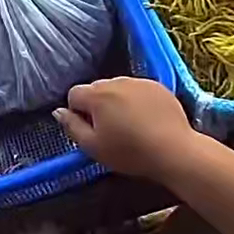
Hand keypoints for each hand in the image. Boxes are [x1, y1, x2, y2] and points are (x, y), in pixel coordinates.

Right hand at [53, 78, 202, 179]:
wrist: (174, 150)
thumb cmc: (129, 152)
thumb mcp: (93, 146)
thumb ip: (72, 126)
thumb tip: (59, 111)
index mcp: (97, 95)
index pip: (74, 94)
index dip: (77, 112)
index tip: (90, 130)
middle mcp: (117, 81)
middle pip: (96, 89)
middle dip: (97, 105)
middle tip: (109, 130)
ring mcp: (139, 81)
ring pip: (118, 88)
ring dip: (117, 102)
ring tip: (129, 126)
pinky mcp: (158, 86)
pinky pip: (138, 90)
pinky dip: (136, 101)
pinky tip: (146, 120)